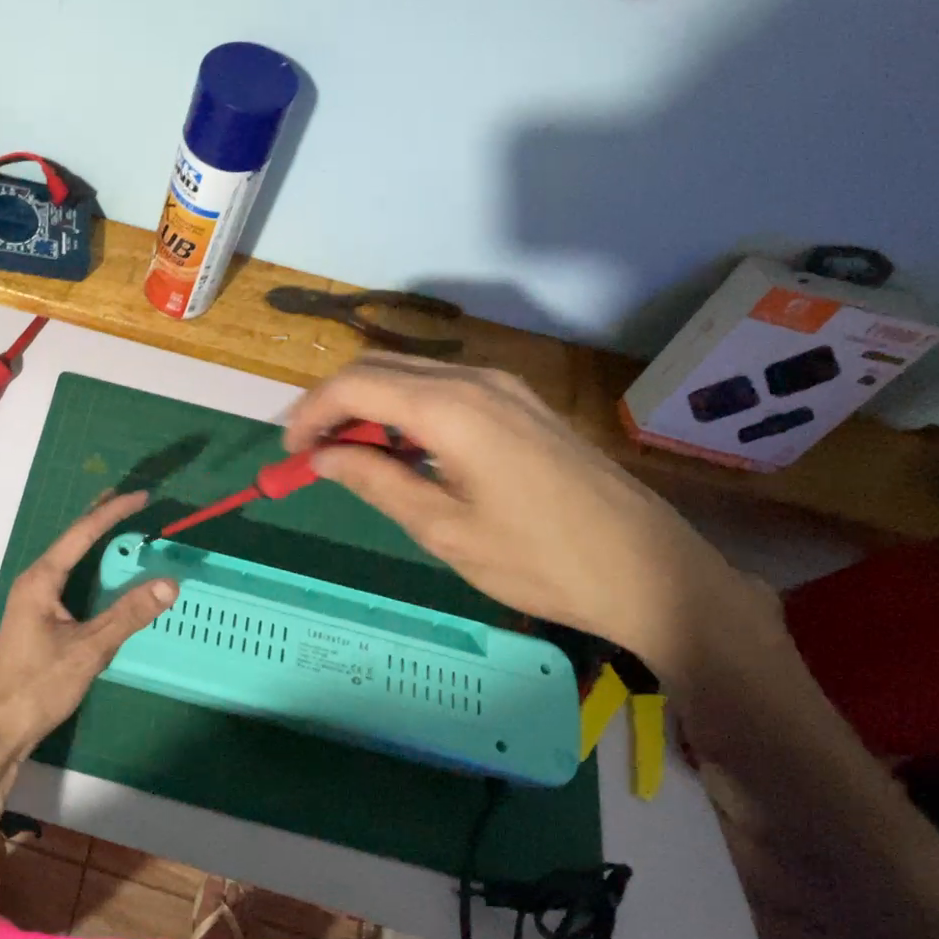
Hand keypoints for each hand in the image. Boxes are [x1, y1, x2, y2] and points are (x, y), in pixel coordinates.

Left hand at [0, 492, 177, 762]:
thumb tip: (169, 583)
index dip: (112, 512)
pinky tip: (100, 575)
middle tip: (129, 498)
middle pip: (71, 540)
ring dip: (92, 542)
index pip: (82, 534)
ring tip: (116, 523)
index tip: (142, 496)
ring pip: (67, 561)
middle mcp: (33, 583)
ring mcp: (31, 602)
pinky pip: (66, 581)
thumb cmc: (39, 686)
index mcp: (41, 580)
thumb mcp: (89, 650)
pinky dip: (88, 569)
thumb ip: (128, 615)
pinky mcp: (35, 620)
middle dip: (99, 517)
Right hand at [285, 354, 767, 678]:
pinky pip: (442, 388)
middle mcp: (475, 381)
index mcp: (451, 409)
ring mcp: (504, 388)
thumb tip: (323, 458)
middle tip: (310, 453)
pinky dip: (404, 408)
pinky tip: (402, 450)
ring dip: (367, 404)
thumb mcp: (443, 530)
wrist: (649, 571)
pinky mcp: (521, 404)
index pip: (354, 385)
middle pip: (378, 368)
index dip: (310, 413)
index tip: (288, 453)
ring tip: (347, 455)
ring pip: (409, 374)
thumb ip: (375, 482)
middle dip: (333, 403)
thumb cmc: (539, 560)